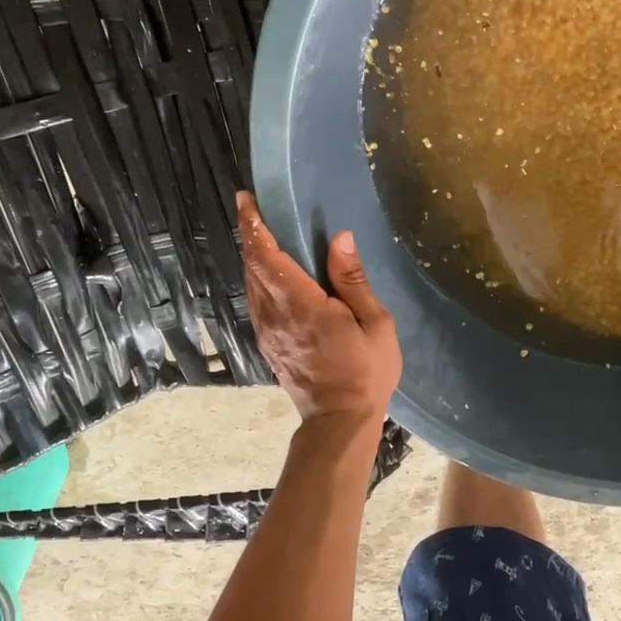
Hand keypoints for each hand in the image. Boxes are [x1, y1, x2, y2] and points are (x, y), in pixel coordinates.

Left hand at [238, 191, 400, 422]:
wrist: (340, 421)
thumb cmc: (366, 372)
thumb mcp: (375, 324)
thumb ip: (353, 281)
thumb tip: (340, 239)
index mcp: (301, 305)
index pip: (266, 257)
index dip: (254, 226)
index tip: (246, 200)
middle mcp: (274, 315)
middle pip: (252, 267)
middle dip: (252, 235)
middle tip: (256, 209)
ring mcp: (267, 332)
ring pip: (251, 284)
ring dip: (255, 257)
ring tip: (266, 236)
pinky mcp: (269, 344)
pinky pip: (257, 301)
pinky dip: (261, 279)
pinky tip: (274, 275)